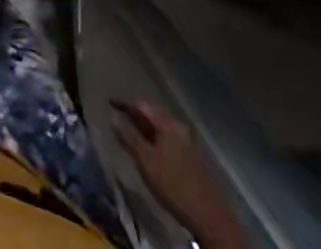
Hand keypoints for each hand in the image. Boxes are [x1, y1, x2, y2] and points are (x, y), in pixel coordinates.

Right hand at [112, 99, 243, 246]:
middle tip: (117, 116)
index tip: (108, 103)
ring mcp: (190, 143)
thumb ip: (128, 136)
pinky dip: (155, 138)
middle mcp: (181, 128)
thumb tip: (114, 116)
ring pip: (161, 127)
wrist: (211, 218)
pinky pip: (169, 138)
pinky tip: (148, 147)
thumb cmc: (173, 185)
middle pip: (153, 114)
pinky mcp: (194, 156)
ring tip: (128, 131)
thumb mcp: (145, 159)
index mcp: (169, 125)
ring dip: (145, 127)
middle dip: (134, 114)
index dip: (123, 102)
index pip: (141, 104)